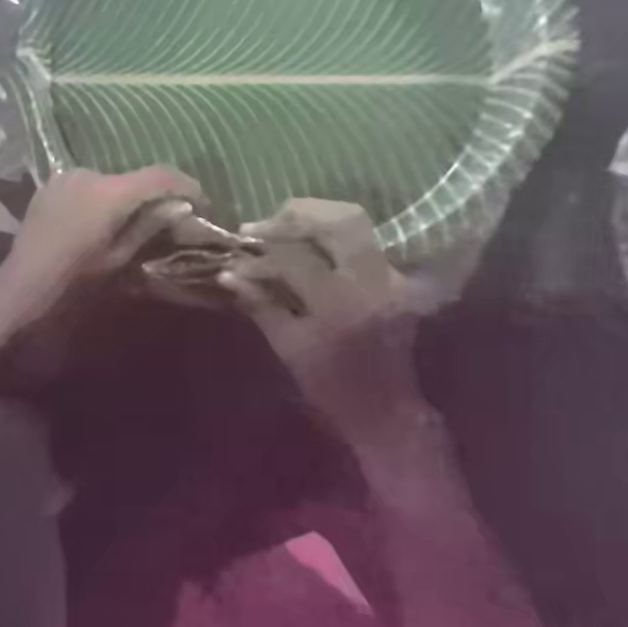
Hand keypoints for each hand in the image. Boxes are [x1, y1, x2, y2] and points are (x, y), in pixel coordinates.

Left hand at [0, 167, 207, 327]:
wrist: (21, 289)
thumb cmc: (74, 281)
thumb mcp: (120, 258)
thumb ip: (150, 226)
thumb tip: (181, 205)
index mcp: (108, 192)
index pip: (160, 175)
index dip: (187, 186)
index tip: (202, 203)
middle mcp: (87, 173)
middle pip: (134, 178)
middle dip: (156, 196)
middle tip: (170, 220)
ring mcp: (65, 177)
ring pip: (110, 182)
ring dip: (127, 198)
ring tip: (135, 224)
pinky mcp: (51, 186)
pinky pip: (88, 187)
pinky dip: (103, 199)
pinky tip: (102, 223)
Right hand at [219, 199, 425, 440]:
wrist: (385, 409)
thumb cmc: (332, 387)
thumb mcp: (289, 348)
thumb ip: (261, 305)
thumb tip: (230, 273)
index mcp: (342, 306)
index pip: (295, 261)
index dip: (260, 258)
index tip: (237, 262)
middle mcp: (373, 281)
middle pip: (338, 222)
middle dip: (294, 216)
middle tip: (261, 227)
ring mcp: (391, 275)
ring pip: (355, 221)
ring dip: (314, 216)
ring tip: (281, 227)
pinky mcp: (397, 275)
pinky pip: (364, 237)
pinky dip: (332, 232)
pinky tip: (308, 240)